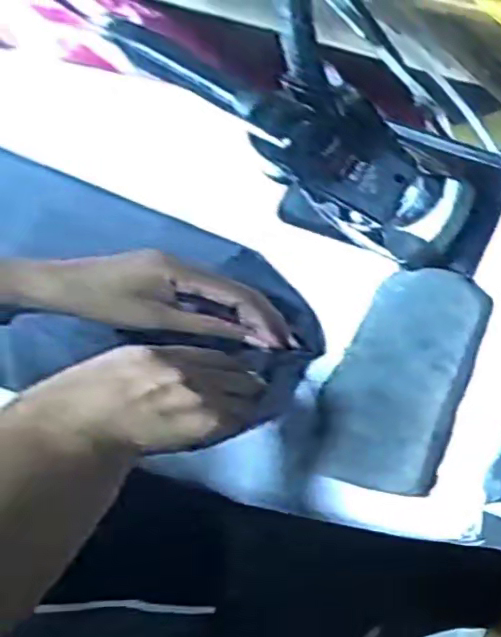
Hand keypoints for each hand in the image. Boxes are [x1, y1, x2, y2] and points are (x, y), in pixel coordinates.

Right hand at [5, 345, 268, 456]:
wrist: (75, 429)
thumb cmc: (85, 398)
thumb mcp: (122, 363)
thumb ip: (165, 362)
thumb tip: (203, 368)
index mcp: (160, 354)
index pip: (221, 357)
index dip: (234, 368)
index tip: (237, 377)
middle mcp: (187, 372)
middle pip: (243, 377)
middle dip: (247, 386)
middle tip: (243, 396)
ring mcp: (204, 397)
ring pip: (249, 398)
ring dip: (247, 405)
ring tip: (237, 411)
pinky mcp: (213, 421)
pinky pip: (243, 419)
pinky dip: (241, 421)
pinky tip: (231, 424)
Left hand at [25, 250, 291, 348]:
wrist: (48, 285)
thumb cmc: (100, 302)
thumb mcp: (159, 318)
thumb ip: (212, 326)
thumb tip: (258, 339)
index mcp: (181, 270)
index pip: (239, 295)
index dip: (265, 320)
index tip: (282, 345)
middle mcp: (185, 264)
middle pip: (242, 291)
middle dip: (269, 318)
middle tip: (289, 344)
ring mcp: (179, 268)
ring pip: (233, 293)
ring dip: (257, 316)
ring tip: (274, 339)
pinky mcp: (173, 276)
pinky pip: (217, 294)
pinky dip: (237, 312)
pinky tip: (248, 328)